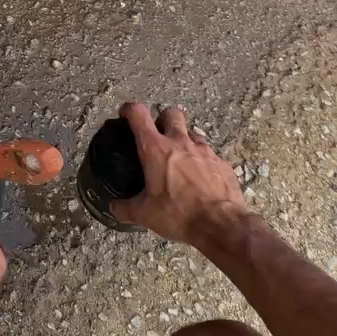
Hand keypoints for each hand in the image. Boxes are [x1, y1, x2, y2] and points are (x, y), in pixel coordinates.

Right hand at [109, 102, 251, 249]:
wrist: (222, 226)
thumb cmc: (178, 214)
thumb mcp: (145, 214)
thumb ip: (125, 208)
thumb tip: (114, 208)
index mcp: (155, 148)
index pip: (138, 113)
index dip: (129, 109)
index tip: (125, 115)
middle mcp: (180, 142)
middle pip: (171, 113)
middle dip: (163, 119)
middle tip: (159, 136)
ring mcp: (204, 151)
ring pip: (193, 133)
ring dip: (185, 140)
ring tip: (182, 159)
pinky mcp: (223, 164)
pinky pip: (211, 155)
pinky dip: (204, 161)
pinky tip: (202, 178)